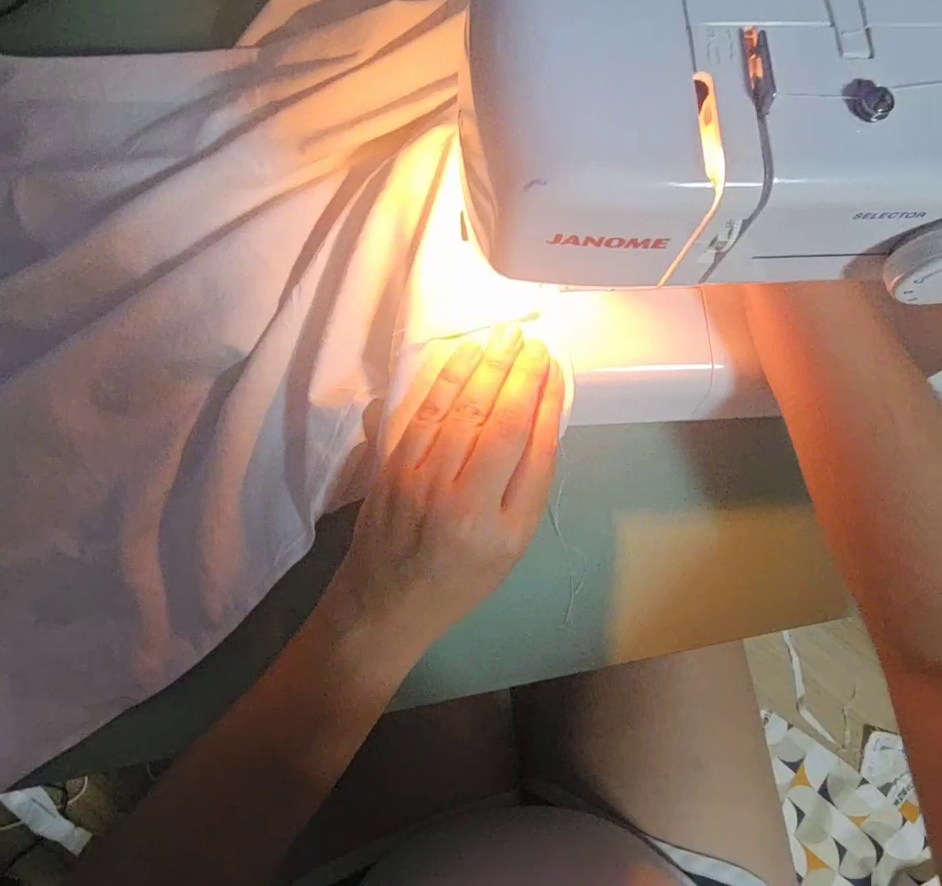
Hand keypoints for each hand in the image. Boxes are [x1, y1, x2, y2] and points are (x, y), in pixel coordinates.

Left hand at [319, 324, 566, 660]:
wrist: (387, 602)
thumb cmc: (460, 578)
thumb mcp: (511, 547)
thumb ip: (528, 485)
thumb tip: (540, 417)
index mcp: (506, 530)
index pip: (535, 450)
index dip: (547, 402)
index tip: (554, 369)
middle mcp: (466, 504)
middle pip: (501, 422)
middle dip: (520, 375)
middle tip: (533, 343)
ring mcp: (423, 483)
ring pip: (463, 410)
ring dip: (487, 367)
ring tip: (506, 338)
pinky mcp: (393, 469)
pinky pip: (425, 413)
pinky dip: (447, 379)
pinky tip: (465, 356)